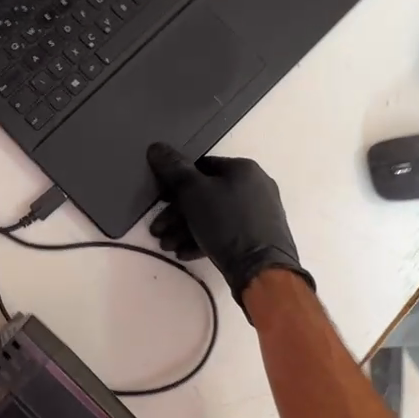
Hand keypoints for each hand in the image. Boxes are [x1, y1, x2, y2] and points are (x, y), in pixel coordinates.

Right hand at [147, 143, 311, 314]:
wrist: (262, 270)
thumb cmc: (226, 223)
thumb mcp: (193, 192)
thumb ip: (174, 169)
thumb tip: (156, 146)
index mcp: (242, 169)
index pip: (201, 166)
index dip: (176, 182)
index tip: (160, 201)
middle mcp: (255, 186)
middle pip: (206, 194)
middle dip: (177, 214)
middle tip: (158, 230)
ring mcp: (259, 214)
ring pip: (214, 216)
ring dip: (186, 229)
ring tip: (167, 245)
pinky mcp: (259, 238)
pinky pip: (226, 232)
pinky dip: (204, 239)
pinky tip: (185, 253)